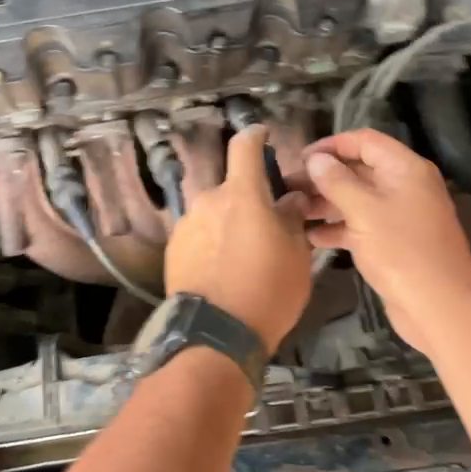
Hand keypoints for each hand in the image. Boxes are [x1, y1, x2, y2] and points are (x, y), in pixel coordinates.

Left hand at [166, 126, 313, 350]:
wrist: (214, 336)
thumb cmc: (267, 291)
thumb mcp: (296, 255)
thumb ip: (292, 219)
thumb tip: (289, 199)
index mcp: (242, 194)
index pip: (244, 147)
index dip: (255, 136)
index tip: (262, 136)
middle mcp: (209, 200)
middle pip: (232, 188)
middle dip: (248, 201)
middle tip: (266, 227)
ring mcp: (187, 224)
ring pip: (214, 213)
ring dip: (228, 224)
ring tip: (244, 257)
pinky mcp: (174, 249)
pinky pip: (199, 235)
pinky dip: (211, 244)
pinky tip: (222, 271)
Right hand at [301, 129, 470, 358]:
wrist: (441, 309)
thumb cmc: (402, 251)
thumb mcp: (363, 211)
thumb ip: (336, 181)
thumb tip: (315, 159)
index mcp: (405, 168)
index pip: (364, 141)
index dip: (331, 145)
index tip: (300, 158)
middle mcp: (405, 186)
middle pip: (359, 169)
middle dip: (324, 176)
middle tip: (289, 186)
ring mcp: (401, 215)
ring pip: (358, 198)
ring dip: (327, 203)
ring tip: (294, 210)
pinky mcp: (395, 242)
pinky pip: (363, 225)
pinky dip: (339, 227)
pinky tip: (312, 237)